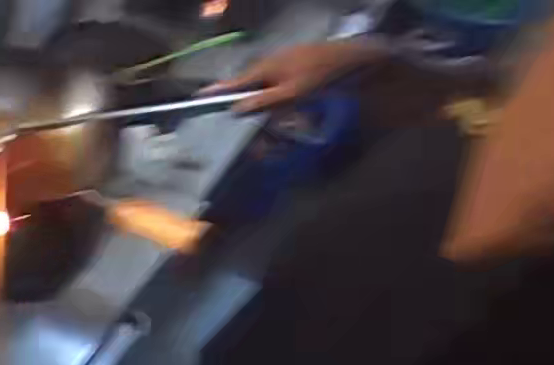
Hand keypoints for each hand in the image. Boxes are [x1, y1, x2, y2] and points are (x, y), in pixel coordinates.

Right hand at [206, 40, 387, 112]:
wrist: (355, 60)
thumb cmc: (321, 77)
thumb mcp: (290, 94)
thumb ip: (261, 102)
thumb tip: (235, 108)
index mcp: (268, 67)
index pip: (235, 82)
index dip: (217, 90)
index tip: (198, 96)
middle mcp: (273, 61)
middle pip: (248, 83)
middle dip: (241, 100)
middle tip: (233, 115)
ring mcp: (285, 61)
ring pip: (263, 84)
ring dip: (260, 100)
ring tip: (261, 116)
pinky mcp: (295, 65)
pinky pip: (275, 82)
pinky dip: (272, 95)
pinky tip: (278, 105)